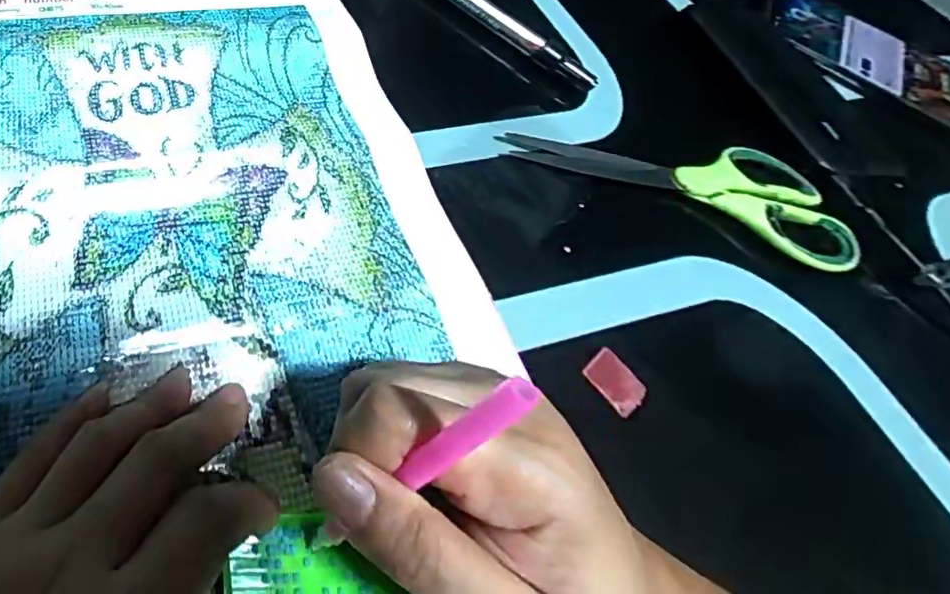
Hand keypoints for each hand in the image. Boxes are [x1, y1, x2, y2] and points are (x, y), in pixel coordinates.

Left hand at [0, 367, 278, 593]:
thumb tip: (220, 544)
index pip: (202, 526)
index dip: (243, 502)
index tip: (263, 501)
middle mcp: (72, 564)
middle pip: (153, 465)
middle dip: (203, 426)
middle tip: (235, 398)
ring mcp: (15, 541)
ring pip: (96, 446)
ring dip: (145, 406)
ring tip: (181, 378)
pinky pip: (32, 455)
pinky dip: (72, 419)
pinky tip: (105, 393)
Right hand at [313, 361, 723, 593]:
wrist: (621, 590)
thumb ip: (415, 546)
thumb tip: (328, 476)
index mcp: (525, 455)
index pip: (401, 409)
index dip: (357, 461)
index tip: (351, 531)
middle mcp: (506, 397)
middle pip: (385, 383)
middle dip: (358, 450)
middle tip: (377, 522)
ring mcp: (494, 384)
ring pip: (387, 376)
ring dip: (371, 438)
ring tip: (401, 501)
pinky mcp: (480, 385)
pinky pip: (406, 383)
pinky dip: (391, 427)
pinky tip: (419, 475)